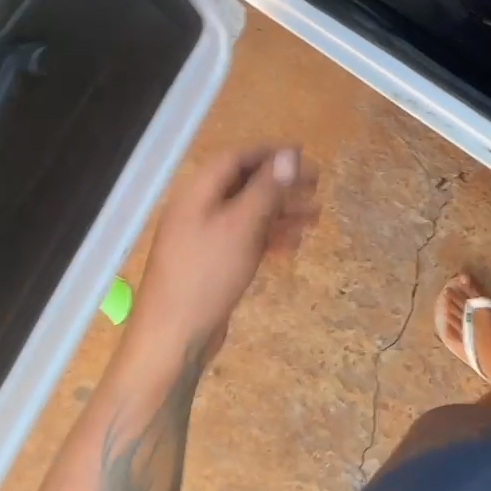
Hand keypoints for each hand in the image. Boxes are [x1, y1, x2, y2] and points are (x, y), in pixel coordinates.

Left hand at [133, 147, 319, 353]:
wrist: (173, 337)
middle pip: (244, 185)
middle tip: (317, 186)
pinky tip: (293, 245)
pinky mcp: (211, 264)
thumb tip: (290, 154)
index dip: (270, 153)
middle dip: (281, 184)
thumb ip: (267, 188)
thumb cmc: (207, 274)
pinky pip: (245, 239)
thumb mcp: (242, 225)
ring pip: (248, 214)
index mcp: (197, 194)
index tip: (304, 155)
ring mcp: (203, 239)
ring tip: (316, 217)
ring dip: (282, 211)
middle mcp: (198, 211)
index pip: (235, 158)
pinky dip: (270, 236)